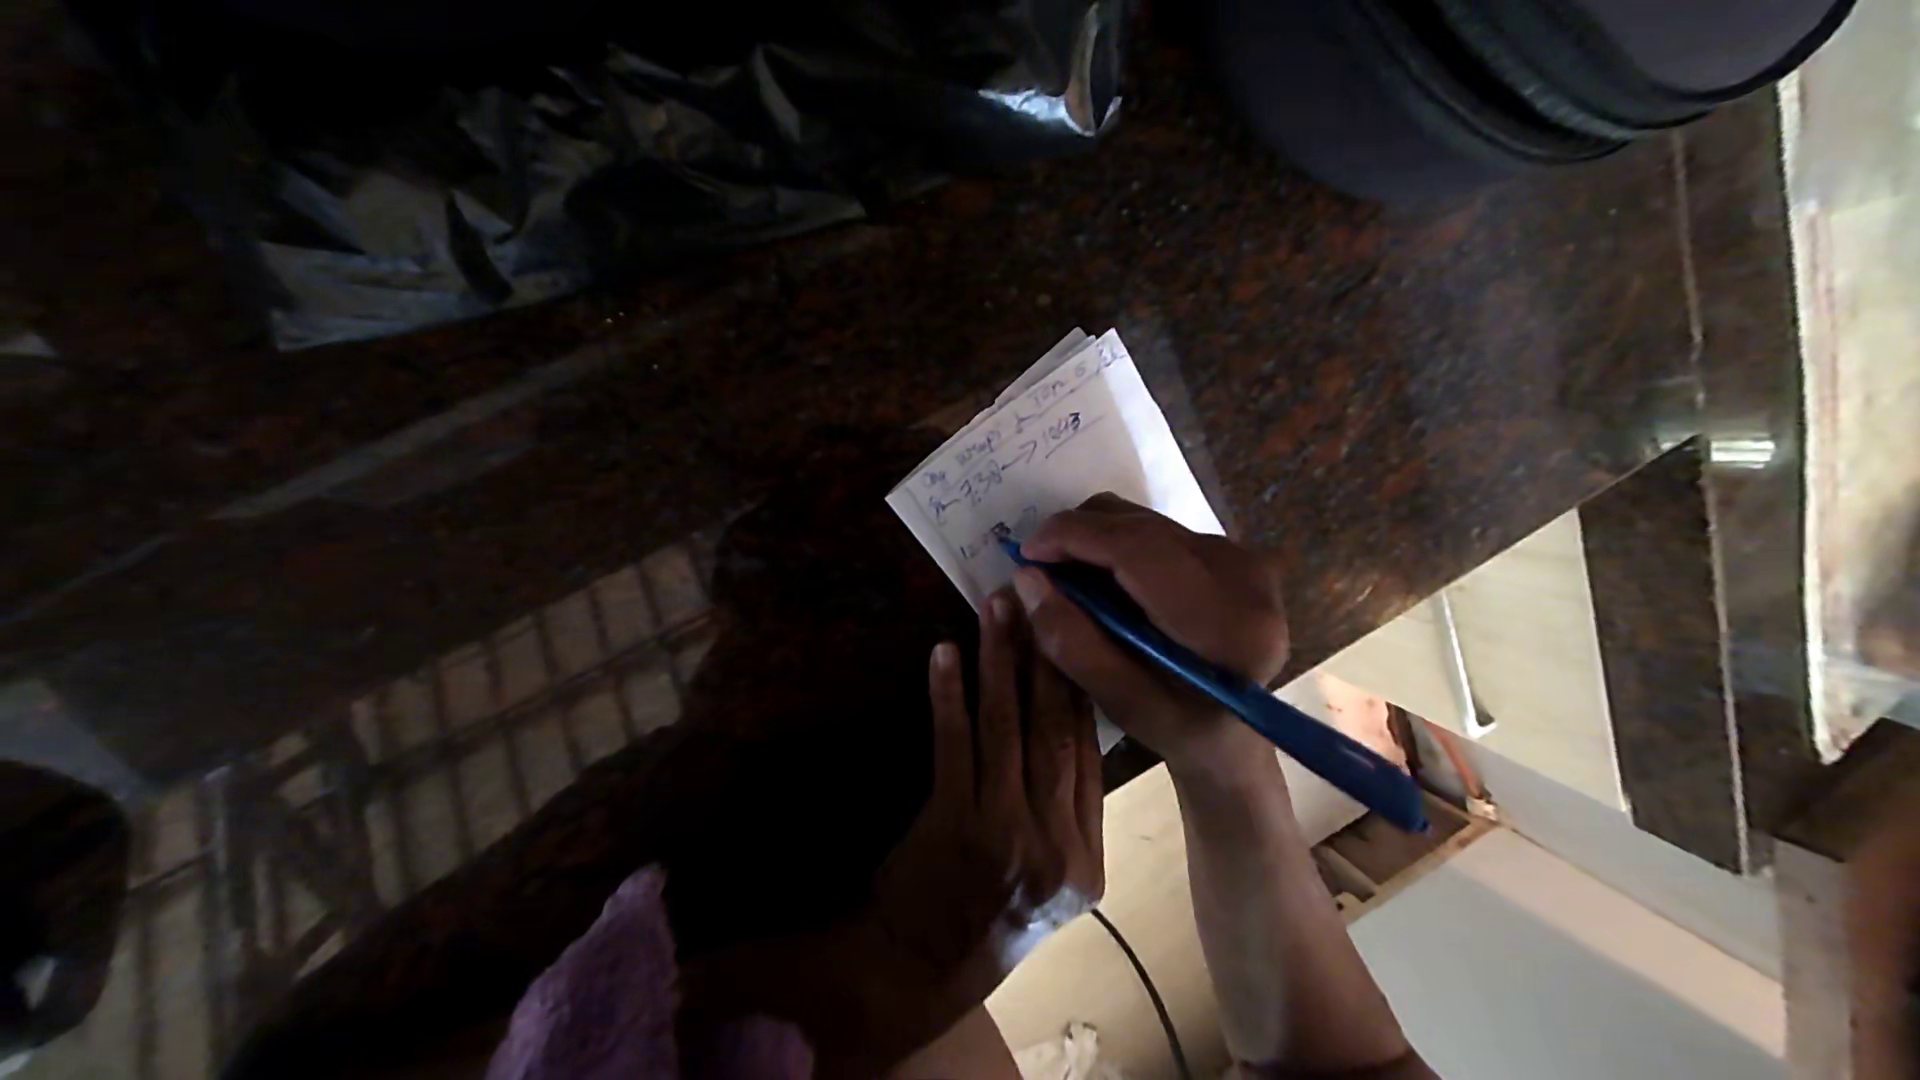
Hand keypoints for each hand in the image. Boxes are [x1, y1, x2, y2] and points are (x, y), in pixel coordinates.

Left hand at [868, 589, 1104, 1017]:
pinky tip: (947, 652)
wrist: (924, 966)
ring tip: (998, 607)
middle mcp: (1055, 842)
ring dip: (1001, 660)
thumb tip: (1074, 721)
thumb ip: (1069, 807)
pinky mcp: (953, 822)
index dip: (1080, 687)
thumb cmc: (991, 912)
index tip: (1071, 634)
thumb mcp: (1052, 875)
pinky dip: (950, 693)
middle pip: (1057, 728)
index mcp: (1087, 855)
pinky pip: (955, 742)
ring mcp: (1004, 831)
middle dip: (1047, 657)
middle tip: (1038, 597)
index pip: (1091, 753)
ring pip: (1008, 726)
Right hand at [1012, 493, 1289, 780]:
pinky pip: (1157, 526)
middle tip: (1039, 567)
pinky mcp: (1232, 549)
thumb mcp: (1121, 702)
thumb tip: (1027, 579)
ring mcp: (1242, 556)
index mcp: (1225, 622)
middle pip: (1140, 526)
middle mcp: (1243, 575)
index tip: (1027, 554)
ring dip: (1096, 538)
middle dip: (1076, 534)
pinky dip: (1118, 541)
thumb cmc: (1179, 726)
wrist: (1237, 728)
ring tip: (1072, 577)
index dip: (1075, 537)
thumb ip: (1072, 643)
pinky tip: (1107, 578)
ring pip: (1145, 519)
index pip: (1140, 550)